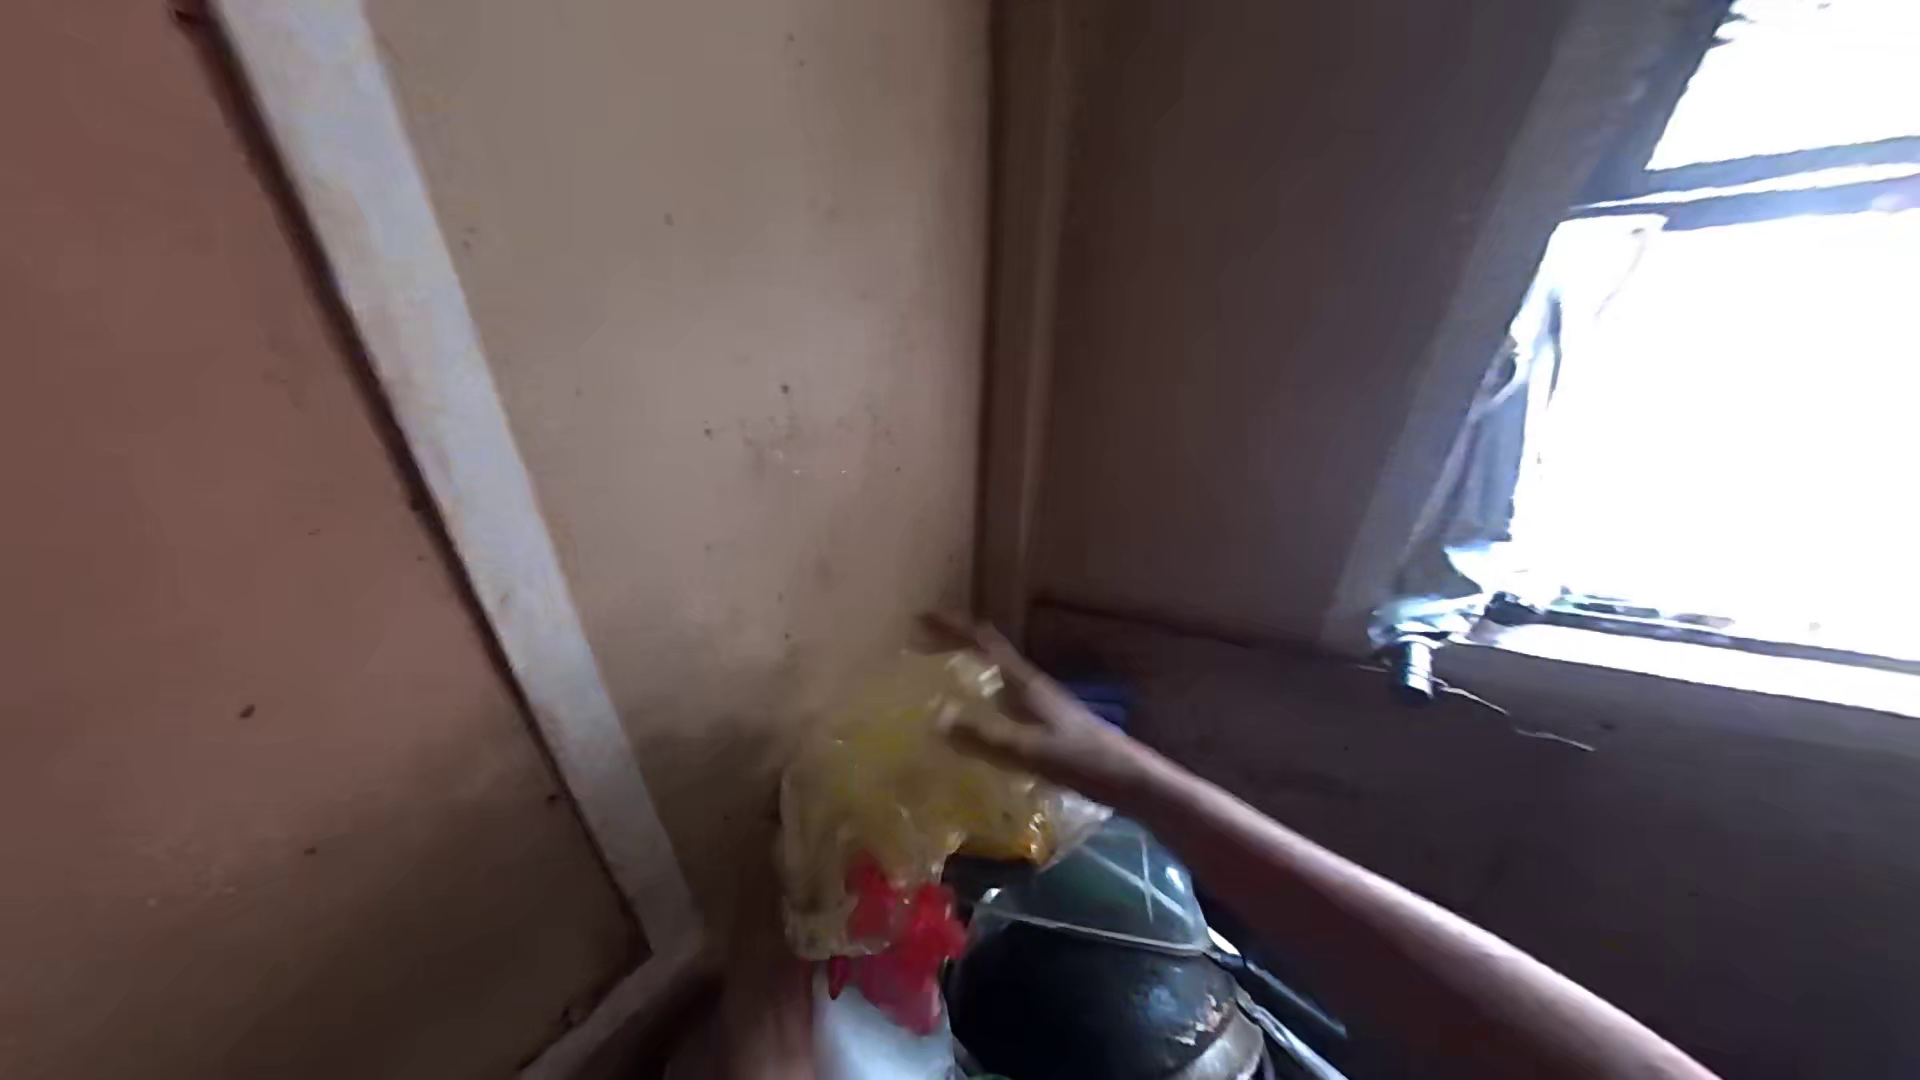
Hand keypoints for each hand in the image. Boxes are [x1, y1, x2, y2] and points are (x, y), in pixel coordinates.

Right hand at [923, 614, 1162, 808]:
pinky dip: (983, 694)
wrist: (1130, 779)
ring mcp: (1041, 703)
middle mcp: (1032, 685)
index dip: (956, 626)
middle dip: (958, 642)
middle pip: (991, 651)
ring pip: (999, 673)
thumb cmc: (1083, 760)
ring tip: (941, 675)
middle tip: (924, 645)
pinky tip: (977, 717)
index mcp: (1027, 683)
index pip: (986, 642)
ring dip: (971, 665)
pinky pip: (1005, 697)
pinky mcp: (1047, 722)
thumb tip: (936, 716)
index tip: (925, 617)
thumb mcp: (1030, 751)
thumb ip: (986, 736)